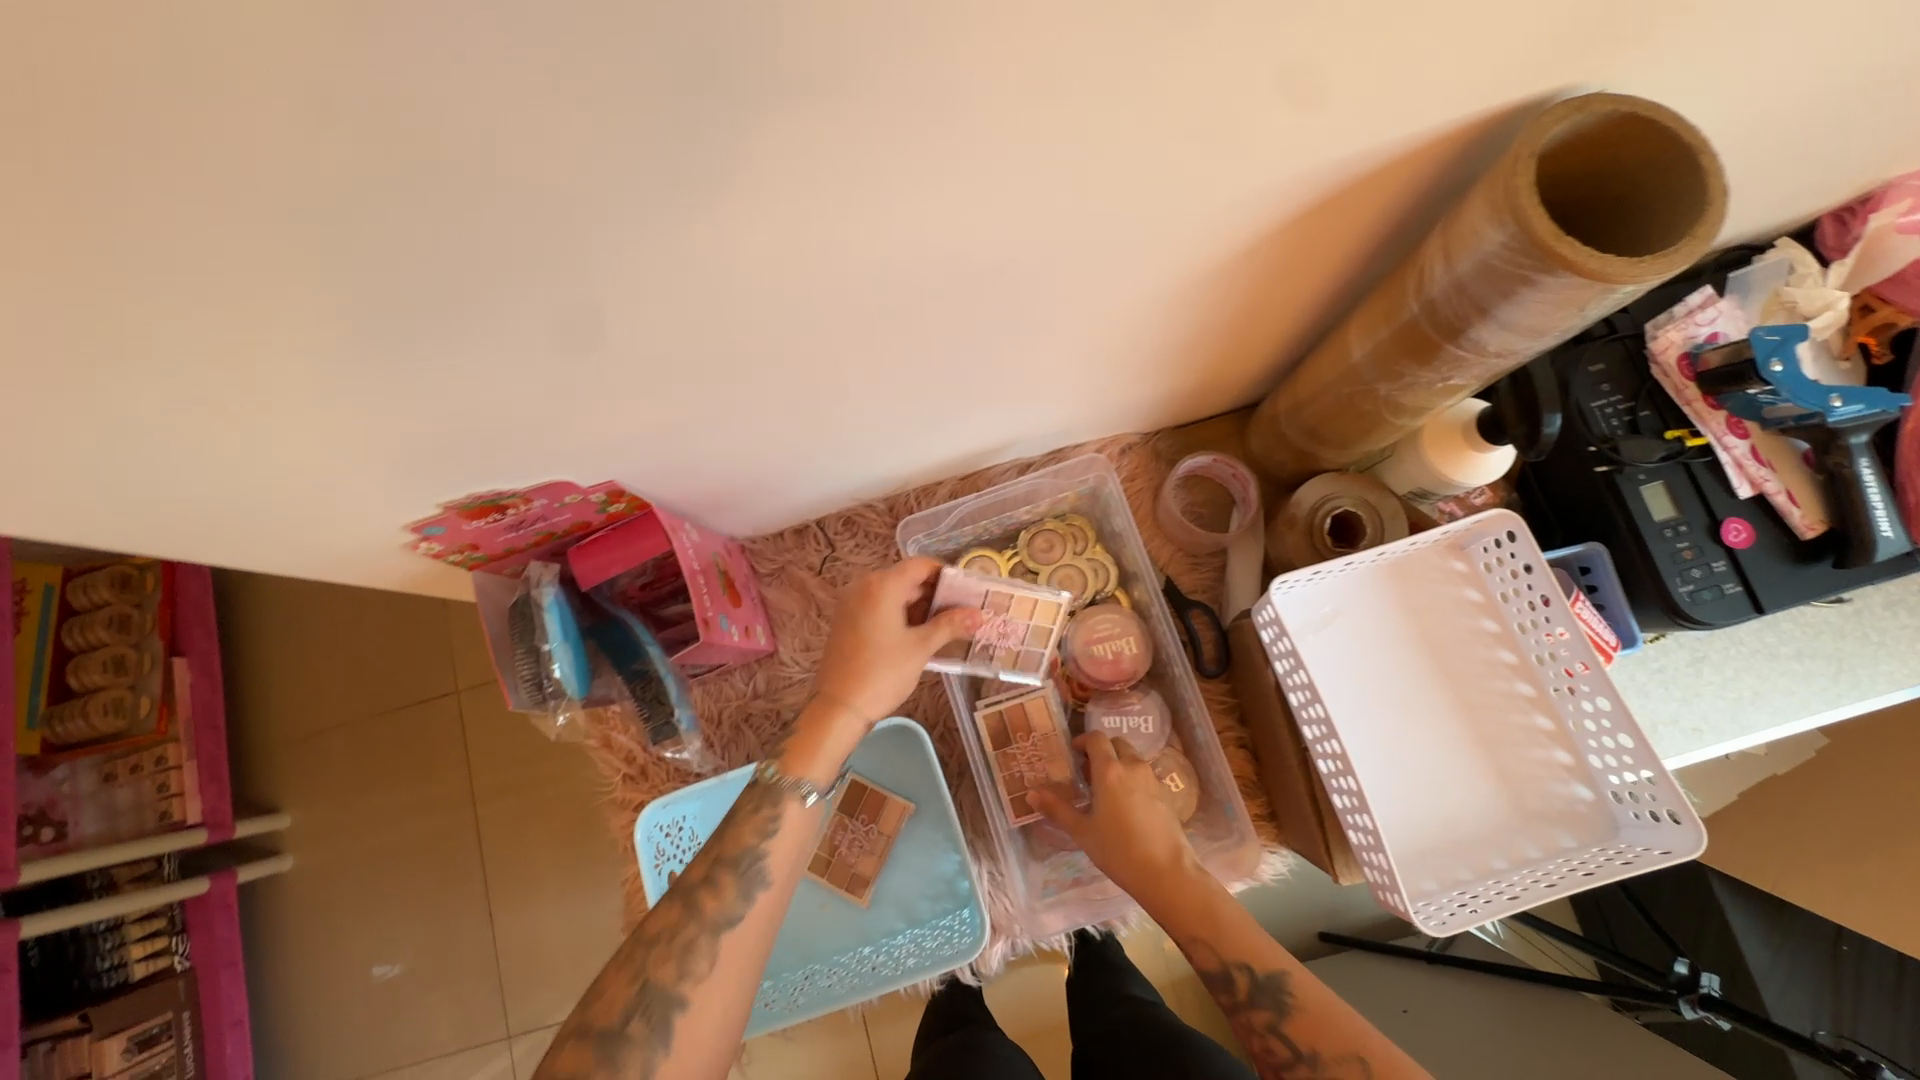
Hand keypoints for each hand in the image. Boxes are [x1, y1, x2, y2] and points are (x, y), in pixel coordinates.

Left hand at [811, 557, 981, 727]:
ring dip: (918, 605)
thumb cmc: (882, 673)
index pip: (920, 565)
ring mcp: (852, 603)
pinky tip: (919, 633)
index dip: (946, 574)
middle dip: (934, 593)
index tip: (967, 590)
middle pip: (906, 578)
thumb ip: (950, 625)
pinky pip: (879, 606)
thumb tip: (979, 614)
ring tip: (946, 624)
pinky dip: (900, 614)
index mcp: (882, 585)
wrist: (839, 707)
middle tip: (962, 610)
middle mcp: (863, 586)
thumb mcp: (920, 648)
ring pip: (893, 594)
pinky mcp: (847, 620)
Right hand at [1030, 732, 1200, 903]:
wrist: (1166, 872)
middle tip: (1087, 773)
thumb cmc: (1118, 850)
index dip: (1083, 741)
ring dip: (1118, 764)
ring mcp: (1152, 779)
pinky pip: (1145, 775)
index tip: (1073, 754)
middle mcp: (1133, 767)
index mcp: (1109, 770)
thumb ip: (1057, 809)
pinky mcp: (1165, 794)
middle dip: (1101, 751)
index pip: (1096, 738)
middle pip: (1117, 744)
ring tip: (1105, 791)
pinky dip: (1132, 778)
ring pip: (1133, 758)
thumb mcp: (1082, 831)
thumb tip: (1032, 793)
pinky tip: (1125, 806)